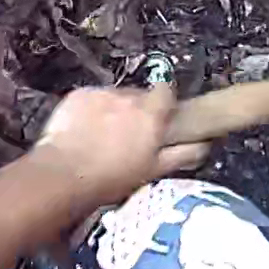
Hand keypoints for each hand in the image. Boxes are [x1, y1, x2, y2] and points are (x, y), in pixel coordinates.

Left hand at [30, 85, 208, 211]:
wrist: (64, 174)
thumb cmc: (112, 178)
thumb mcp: (154, 171)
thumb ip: (183, 154)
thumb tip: (204, 143)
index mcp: (151, 113)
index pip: (166, 91)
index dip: (163, 104)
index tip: (158, 119)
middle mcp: (128, 96)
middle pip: (138, 95)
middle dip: (136, 111)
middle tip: (127, 136)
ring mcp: (101, 93)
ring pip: (113, 97)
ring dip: (112, 111)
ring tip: (101, 137)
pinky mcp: (78, 94)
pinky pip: (91, 98)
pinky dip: (90, 110)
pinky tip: (82, 131)